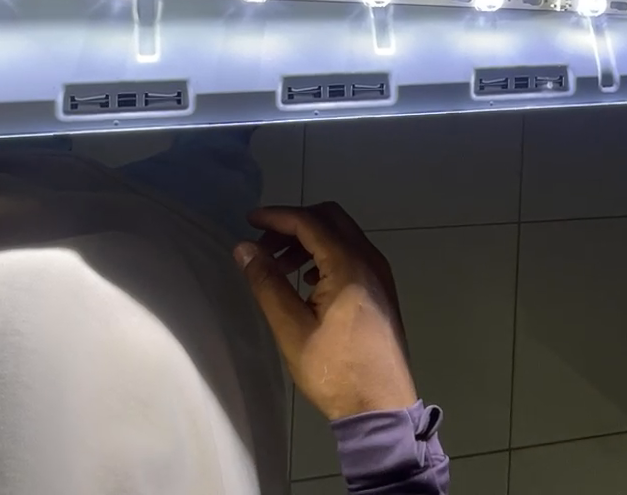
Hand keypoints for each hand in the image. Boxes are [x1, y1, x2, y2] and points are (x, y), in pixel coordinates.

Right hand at [234, 203, 417, 420]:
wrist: (382, 409)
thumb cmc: (335, 370)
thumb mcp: (292, 328)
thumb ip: (268, 283)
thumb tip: (244, 248)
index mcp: (348, 264)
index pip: (308, 222)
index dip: (276, 217)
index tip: (249, 221)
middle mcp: (369, 258)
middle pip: (329, 218)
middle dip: (293, 224)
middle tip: (265, 244)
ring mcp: (379, 272)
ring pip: (341, 234)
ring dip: (309, 239)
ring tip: (280, 266)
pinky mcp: (380, 287)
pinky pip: (351, 253)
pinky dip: (326, 253)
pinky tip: (307, 281)